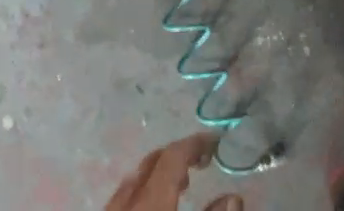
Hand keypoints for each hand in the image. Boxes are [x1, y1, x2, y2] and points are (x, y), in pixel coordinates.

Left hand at [105, 134, 244, 210]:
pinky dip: (141, 189)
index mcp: (150, 198)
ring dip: (157, 172)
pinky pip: (121, 196)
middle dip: (176, 154)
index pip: (172, 155)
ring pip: (132, 179)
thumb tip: (234, 196)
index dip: (196, 143)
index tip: (216, 140)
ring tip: (181, 182)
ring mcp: (109, 209)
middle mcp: (124, 198)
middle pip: (150, 162)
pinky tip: (152, 202)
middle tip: (202, 159)